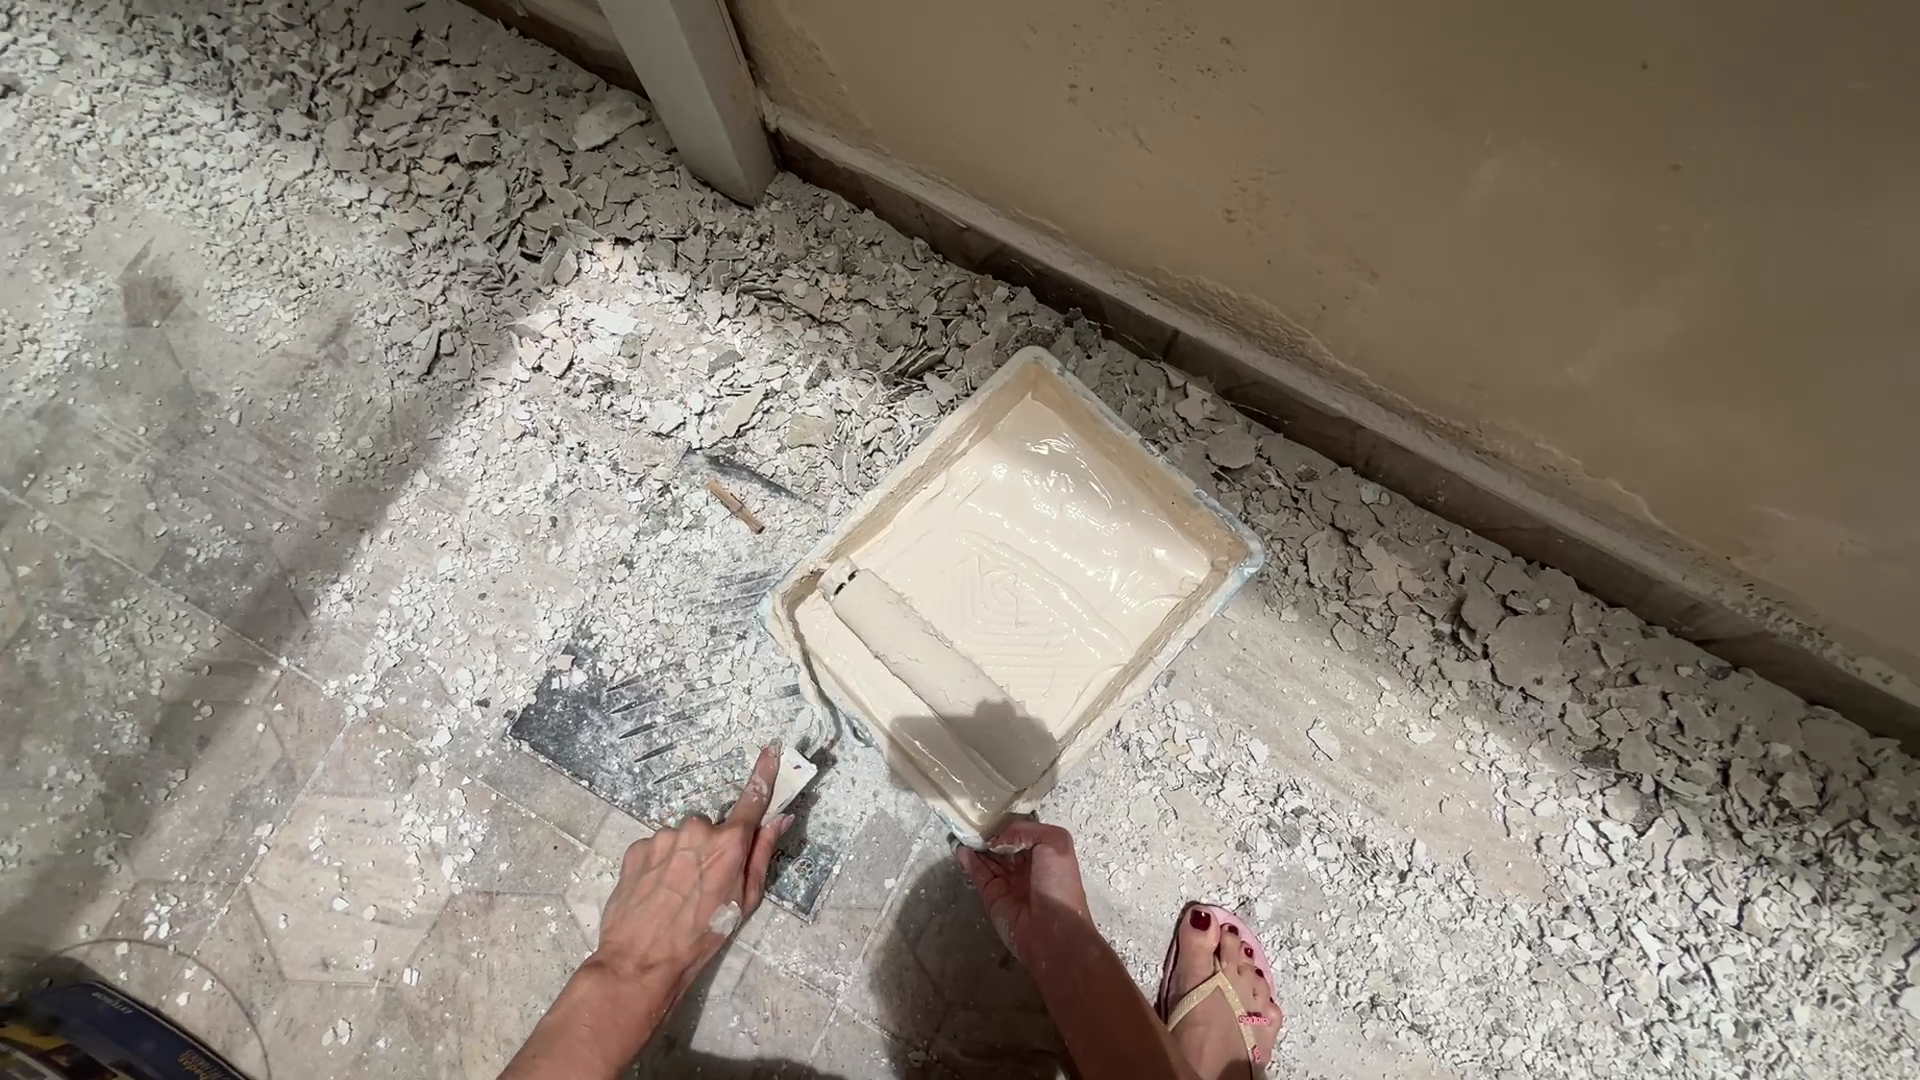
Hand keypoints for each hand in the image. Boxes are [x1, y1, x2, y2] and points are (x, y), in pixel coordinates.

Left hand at [594, 744, 792, 999]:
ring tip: (675, 892)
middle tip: (705, 881)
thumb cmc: (703, 936)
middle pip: (712, 827)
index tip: (772, 749)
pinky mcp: (636, 848)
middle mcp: (697, 829)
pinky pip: (657, 848)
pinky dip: (659, 864)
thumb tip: (781, 818)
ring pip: (682, 837)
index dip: (764, 772)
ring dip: (683, 856)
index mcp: (729, 842)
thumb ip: (763, 854)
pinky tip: (655, 891)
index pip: (753, 798)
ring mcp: (663, 837)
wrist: (639, 962)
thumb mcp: (745, 900)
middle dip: (712, 846)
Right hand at [955, 820, 1091, 958]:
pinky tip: (960, 848)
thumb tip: (997, 840)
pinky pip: (979, 874)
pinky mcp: (993, 896)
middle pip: (1004, 845)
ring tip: (962, 829)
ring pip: (989, 858)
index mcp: (1046, 854)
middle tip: (972, 818)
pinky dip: (968, 860)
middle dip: (990, 833)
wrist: (1053, 932)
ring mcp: (1008, 882)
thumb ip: (1023, 830)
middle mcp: (1026, 866)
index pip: (1024, 833)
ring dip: (976, 845)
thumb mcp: (1054, 842)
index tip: (993, 810)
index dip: (1010, 823)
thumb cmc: (1059, 884)